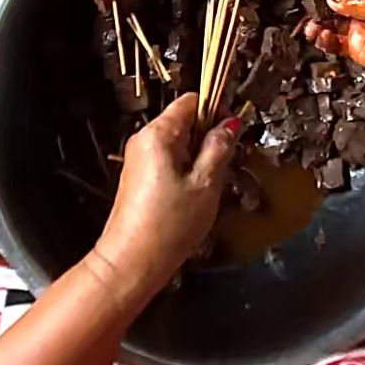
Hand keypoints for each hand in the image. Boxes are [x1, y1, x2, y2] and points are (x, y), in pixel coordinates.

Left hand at [93, 93, 237, 293]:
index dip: (215, 109)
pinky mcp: (139, 175)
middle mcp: (144, 139)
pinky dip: (186, 169)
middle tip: (226, 164)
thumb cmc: (168, 226)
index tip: (233, 129)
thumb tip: (230, 123)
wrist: (131, 263)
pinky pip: (168, 159)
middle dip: (209, 137)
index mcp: (158, 133)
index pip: (189, 102)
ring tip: (210, 185)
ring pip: (178, 142)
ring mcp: (139, 157)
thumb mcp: (205, 184)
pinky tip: (194, 194)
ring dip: (199, 156)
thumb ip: (219, 148)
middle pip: (184, 121)